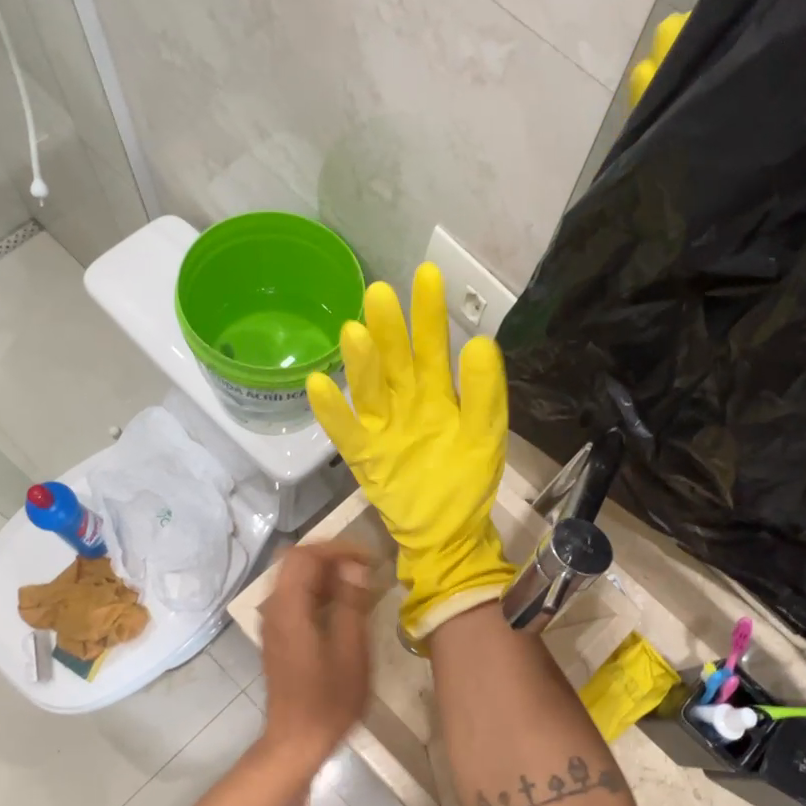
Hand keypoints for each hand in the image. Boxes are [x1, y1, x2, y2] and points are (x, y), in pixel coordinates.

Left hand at [256, 544, 374, 767]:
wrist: (296, 740)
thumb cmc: (328, 700)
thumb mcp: (351, 650)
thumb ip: (351, 603)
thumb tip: (354, 566)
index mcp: (288, 607)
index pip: (304, 555)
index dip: (337, 548)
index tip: (369, 558)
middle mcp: (273, 608)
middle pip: (296, 562)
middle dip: (331, 558)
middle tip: (365, 570)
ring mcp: (272, 623)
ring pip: (295, 579)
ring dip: (326, 576)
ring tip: (360, 587)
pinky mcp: (278, 636)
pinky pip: (295, 599)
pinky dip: (319, 593)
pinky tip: (344, 609)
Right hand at [306, 263, 514, 638]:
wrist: (448, 532)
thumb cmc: (467, 482)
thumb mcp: (486, 435)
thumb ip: (485, 393)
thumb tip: (481, 342)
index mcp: (439, 394)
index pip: (432, 346)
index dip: (429, 313)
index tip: (427, 273)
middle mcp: (406, 403)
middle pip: (395, 360)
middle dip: (389, 328)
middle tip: (379, 294)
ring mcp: (382, 427)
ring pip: (369, 388)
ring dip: (361, 362)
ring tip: (354, 333)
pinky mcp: (365, 456)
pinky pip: (346, 431)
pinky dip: (332, 411)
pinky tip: (319, 385)